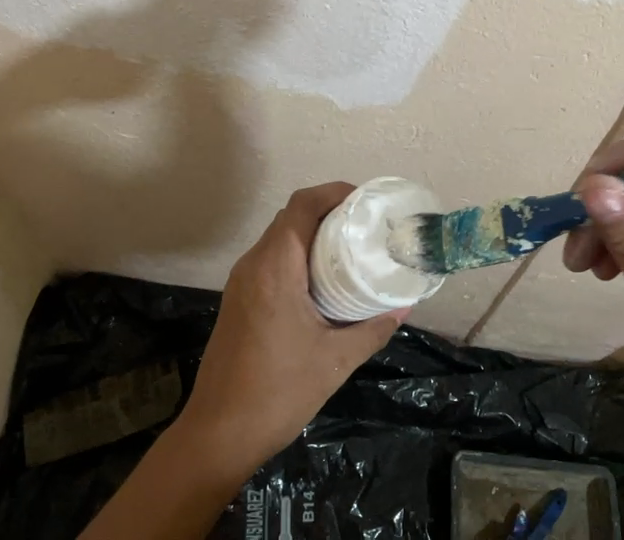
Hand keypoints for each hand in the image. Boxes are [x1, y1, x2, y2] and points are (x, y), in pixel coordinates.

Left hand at [178, 182, 408, 467]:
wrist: (219, 431)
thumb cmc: (279, 391)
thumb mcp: (336, 360)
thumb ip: (372, 328)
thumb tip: (404, 306)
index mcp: (275, 267)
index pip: (302, 205)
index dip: (334, 193)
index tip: (367, 202)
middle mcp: (253, 264)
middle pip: (291, 217)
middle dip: (329, 212)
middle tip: (367, 227)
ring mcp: (241, 282)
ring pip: (279, 239)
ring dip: (312, 236)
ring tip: (351, 250)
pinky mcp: (238, 300)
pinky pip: (270, 261)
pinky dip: (298, 258)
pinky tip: (323, 282)